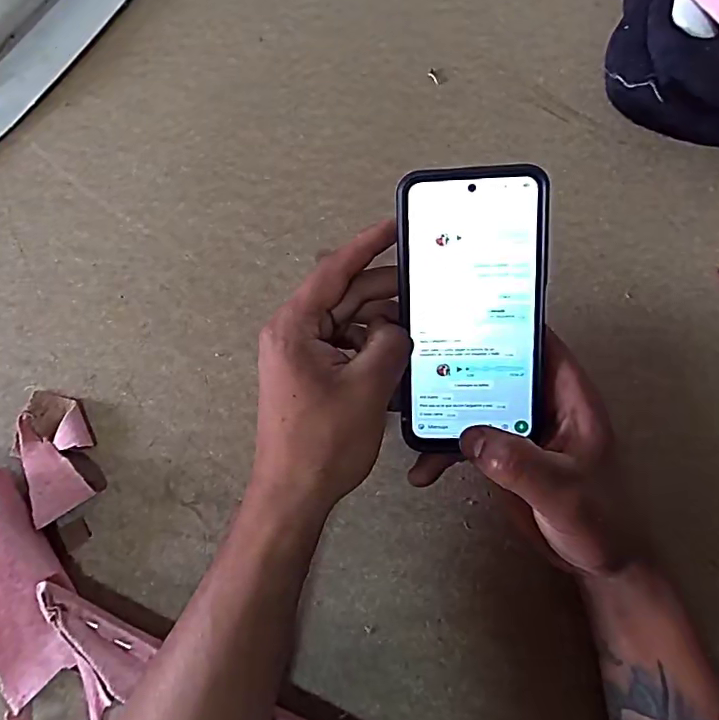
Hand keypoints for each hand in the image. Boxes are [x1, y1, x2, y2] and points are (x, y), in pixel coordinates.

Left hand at [251, 219, 411, 518]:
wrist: (293, 495)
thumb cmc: (317, 448)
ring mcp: (303, 354)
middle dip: (387, 293)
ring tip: (419, 329)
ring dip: (384, 325)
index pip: (335, 269)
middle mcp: (294, 334)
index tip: (395, 225)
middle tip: (426, 289)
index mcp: (295, 328)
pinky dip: (374, 348)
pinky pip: (349, 346)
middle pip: (347, 296)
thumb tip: (400, 328)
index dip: (369, 243)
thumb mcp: (367, 388)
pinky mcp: (314, 373)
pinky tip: (401, 356)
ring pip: (352, 322)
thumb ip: (390, 344)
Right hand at [409, 329, 639, 576]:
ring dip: (445, 408)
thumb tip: (475, 436)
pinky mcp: (504, 455)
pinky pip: (469, 439)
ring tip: (411, 412)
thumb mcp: (564, 492)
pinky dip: (444, 449)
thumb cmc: (602, 522)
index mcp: (570, 398)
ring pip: (477, 401)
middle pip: (498, 367)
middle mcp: (542, 406)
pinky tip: (425, 467)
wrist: (598, 565)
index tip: (469, 311)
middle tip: (421, 355)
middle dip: (461, 361)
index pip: (540, 344)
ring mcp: (521, 429)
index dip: (508, 323)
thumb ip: (523, 465)